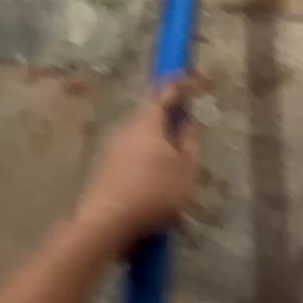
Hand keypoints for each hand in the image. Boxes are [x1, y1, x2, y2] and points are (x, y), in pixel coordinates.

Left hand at [71, 78, 203, 252]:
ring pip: (140, 131)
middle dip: (169, 110)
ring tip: (173, 157)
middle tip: (186, 117)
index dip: (184, 82)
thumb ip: (191, 142)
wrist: (104, 223)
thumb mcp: (186, 170)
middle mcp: (127, 126)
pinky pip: (131, 151)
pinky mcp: (104, 166)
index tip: (199, 79)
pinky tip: (153, 179)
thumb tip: (189, 123)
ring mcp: (112, 145)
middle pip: (151, 109)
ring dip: (158, 137)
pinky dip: (146, 155)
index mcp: (148, 120)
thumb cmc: (152, 192)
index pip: (167, 90)